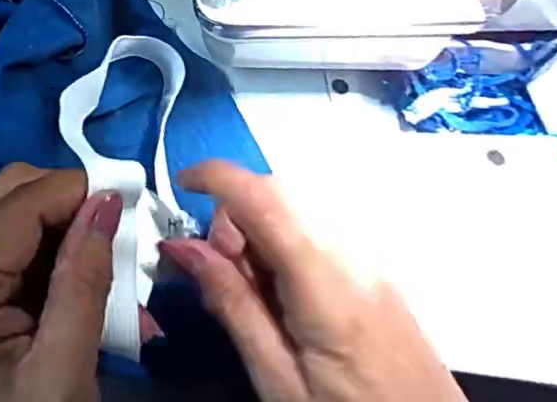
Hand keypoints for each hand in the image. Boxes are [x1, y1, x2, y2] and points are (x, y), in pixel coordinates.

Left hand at [0, 164, 120, 401]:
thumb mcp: (59, 379)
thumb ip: (83, 285)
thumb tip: (105, 202)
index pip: (23, 200)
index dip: (77, 190)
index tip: (126, 204)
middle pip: (10, 187)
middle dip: (66, 200)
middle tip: (112, 237)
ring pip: (5, 199)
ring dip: (54, 218)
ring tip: (93, 261)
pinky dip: (36, 238)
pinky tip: (62, 273)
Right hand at [161, 160, 465, 401]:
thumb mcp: (280, 383)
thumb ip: (232, 305)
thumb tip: (182, 246)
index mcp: (325, 282)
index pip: (260, 195)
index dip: (213, 175)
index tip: (180, 186)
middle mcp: (351, 255)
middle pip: (274, 193)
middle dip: (233, 216)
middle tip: (224, 278)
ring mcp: (369, 263)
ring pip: (293, 209)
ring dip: (257, 231)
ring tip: (254, 296)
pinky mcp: (377, 277)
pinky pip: (314, 232)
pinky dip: (282, 244)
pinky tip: (283, 297)